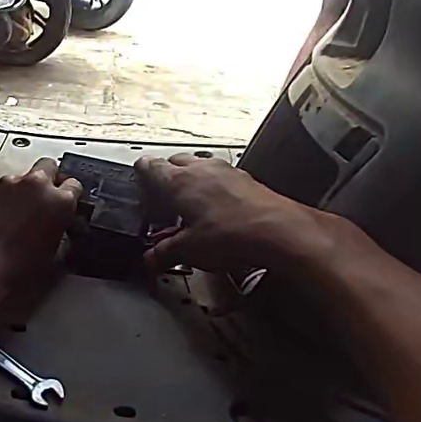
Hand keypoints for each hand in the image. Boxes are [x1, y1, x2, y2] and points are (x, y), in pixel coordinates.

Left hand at [0, 158, 81, 303]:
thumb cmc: (16, 268)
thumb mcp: (56, 256)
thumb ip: (64, 234)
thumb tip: (62, 233)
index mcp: (60, 200)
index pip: (75, 185)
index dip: (72, 197)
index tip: (68, 205)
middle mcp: (36, 184)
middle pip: (50, 167)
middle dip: (50, 180)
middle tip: (48, 200)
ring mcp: (10, 184)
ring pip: (26, 176)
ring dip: (27, 189)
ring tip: (24, 213)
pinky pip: (6, 187)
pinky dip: (9, 197)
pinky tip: (7, 217)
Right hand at [135, 154, 339, 274]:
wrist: (281, 233)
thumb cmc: (234, 234)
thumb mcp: (188, 251)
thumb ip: (164, 253)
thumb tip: (152, 258)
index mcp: (179, 181)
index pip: (150, 166)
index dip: (141, 174)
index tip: (139, 180)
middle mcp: (202, 169)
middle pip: (175, 163)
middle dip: (167, 178)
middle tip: (163, 200)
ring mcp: (227, 172)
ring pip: (201, 168)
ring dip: (193, 182)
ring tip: (190, 208)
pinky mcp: (247, 181)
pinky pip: (223, 178)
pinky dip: (215, 190)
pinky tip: (218, 212)